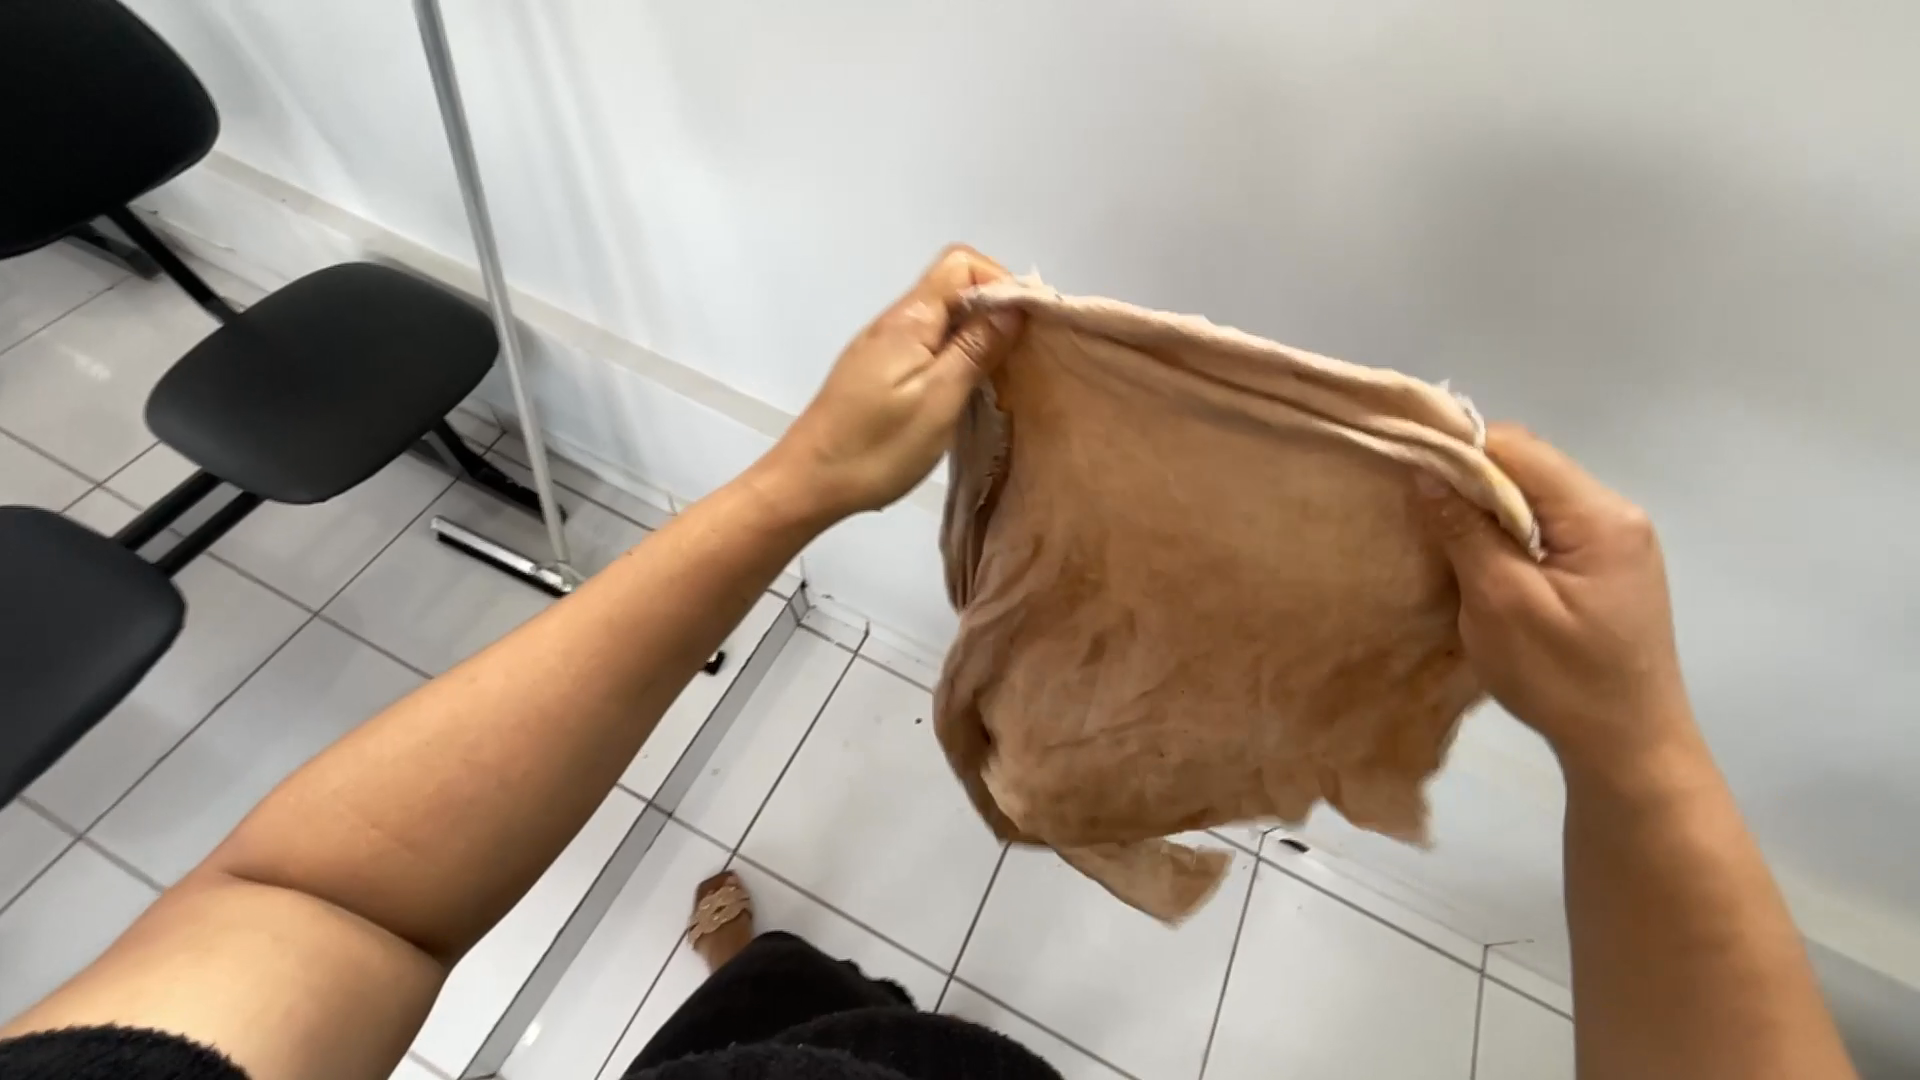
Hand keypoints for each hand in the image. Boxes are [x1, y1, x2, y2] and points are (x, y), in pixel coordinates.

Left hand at [764, 245, 1023, 520]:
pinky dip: (954, 362)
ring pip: (942, 323)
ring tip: (998, 381)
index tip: (1025, 328)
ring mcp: (883, 350)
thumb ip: (976, 348)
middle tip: (1019, 360)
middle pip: (953, 290)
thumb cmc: (877, 447)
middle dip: (994, 314)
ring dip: (976, 341)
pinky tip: (964, 395)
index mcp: (910, 320)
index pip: (962, 264)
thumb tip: (1012, 306)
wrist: (810, 483)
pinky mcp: (878, 375)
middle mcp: (894, 323)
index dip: (1001, 284)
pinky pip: (927, 350)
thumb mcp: (939, 398)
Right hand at [1415, 425, 1699, 782]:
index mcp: (1598, 517)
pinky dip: (1499, 525)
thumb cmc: (1561, 676)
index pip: (1518, 448)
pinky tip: (1469, 546)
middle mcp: (1613, 514)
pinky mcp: (1599, 564)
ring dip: (1479, 501)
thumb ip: (1465, 531)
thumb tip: (1427, 472)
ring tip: (1431, 520)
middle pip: (1527, 465)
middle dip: (1465, 472)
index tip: (1403, 463)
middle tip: (1409, 496)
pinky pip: (1540, 522)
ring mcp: (1611, 539)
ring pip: (1531, 493)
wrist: (1627, 744)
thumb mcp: (1501, 602)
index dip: (1457, 448)